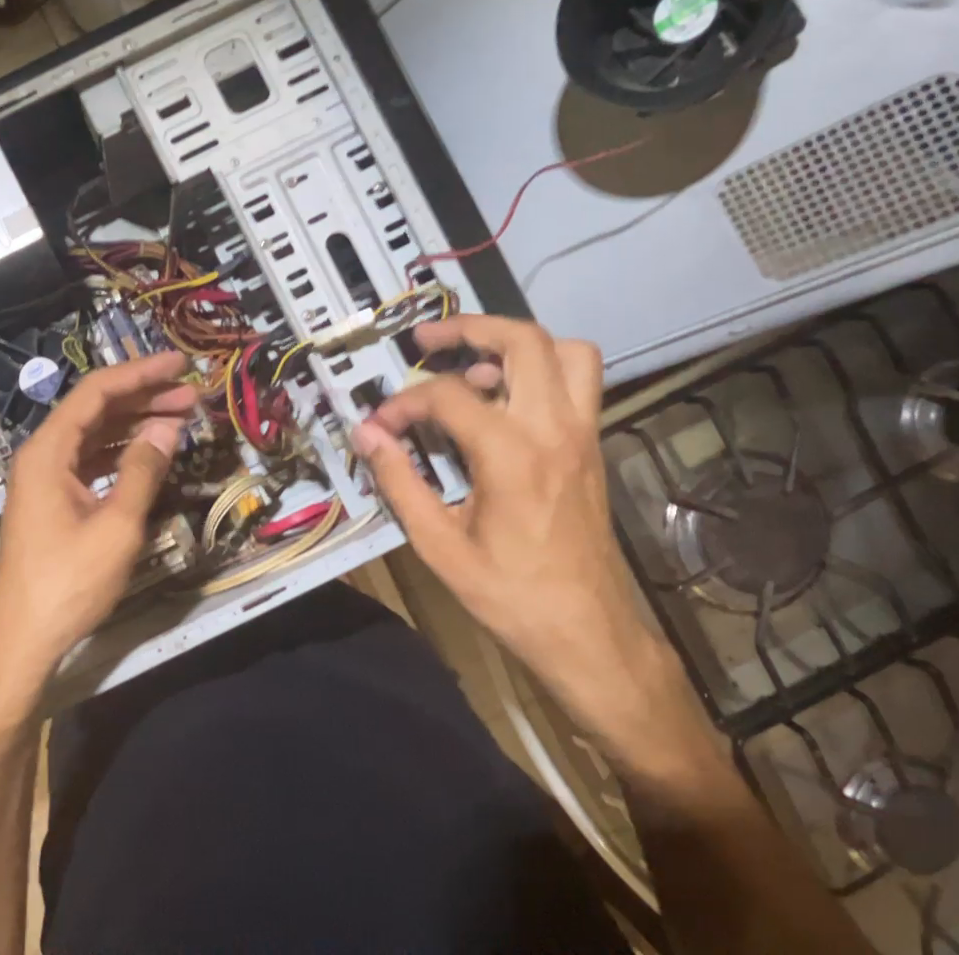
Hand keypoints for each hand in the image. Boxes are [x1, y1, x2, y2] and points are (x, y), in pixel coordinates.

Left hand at [0, 352, 198, 701]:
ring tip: (182, 418)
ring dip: (135, 425)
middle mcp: (41, 456)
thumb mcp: (116, 525)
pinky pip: (90, 462)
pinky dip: (121, 454)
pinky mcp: (52, 503)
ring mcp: (44, 480)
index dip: (140, 373)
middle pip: (95, 411)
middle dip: (144, 398)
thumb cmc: (69, 583)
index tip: (180, 363)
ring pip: (94, 436)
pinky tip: (151, 453)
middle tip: (193, 394)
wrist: (25, 639)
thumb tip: (167, 426)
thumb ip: (143, 470)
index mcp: (47, 452)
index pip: (96, 393)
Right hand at [351, 316, 692, 757]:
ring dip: (518, 345)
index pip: (448, 396)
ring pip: (567, 352)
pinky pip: (578, 382)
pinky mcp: (591, 447)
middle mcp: (555, 430)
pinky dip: (542, 370)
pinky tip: (503, 401)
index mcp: (513, 455)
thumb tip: (367, 435)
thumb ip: (400, 482)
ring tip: (473, 368)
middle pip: (524, 341)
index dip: (404, 403)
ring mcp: (582, 435)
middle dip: (470, 329)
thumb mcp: (439, 544)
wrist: (585, 629)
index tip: (379, 426)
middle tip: (427, 342)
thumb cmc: (509, 593)